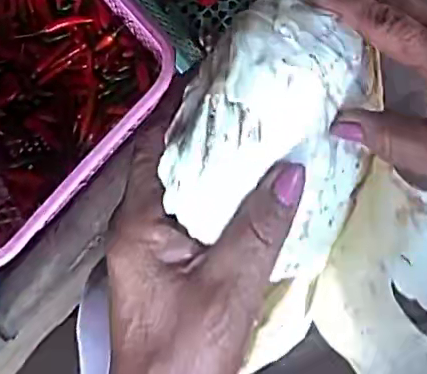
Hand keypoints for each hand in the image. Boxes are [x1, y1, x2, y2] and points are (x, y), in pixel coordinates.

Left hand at [105, 89, 306, 373]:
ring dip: (206, 165)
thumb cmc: (184, 359)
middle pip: (165, 162)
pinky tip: (242, 196)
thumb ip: (258, 229)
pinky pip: (187, 218)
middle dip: (198, 132)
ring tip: (246, 138)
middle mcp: (135, 229)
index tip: (208, 80)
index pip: (153, 144)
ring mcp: (147, 253)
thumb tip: (291, 172)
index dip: (178, 109)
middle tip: (237, 103)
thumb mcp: (227, 290)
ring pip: (178, 190)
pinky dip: (211, 198)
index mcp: (138, 223)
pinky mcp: (163, 273)